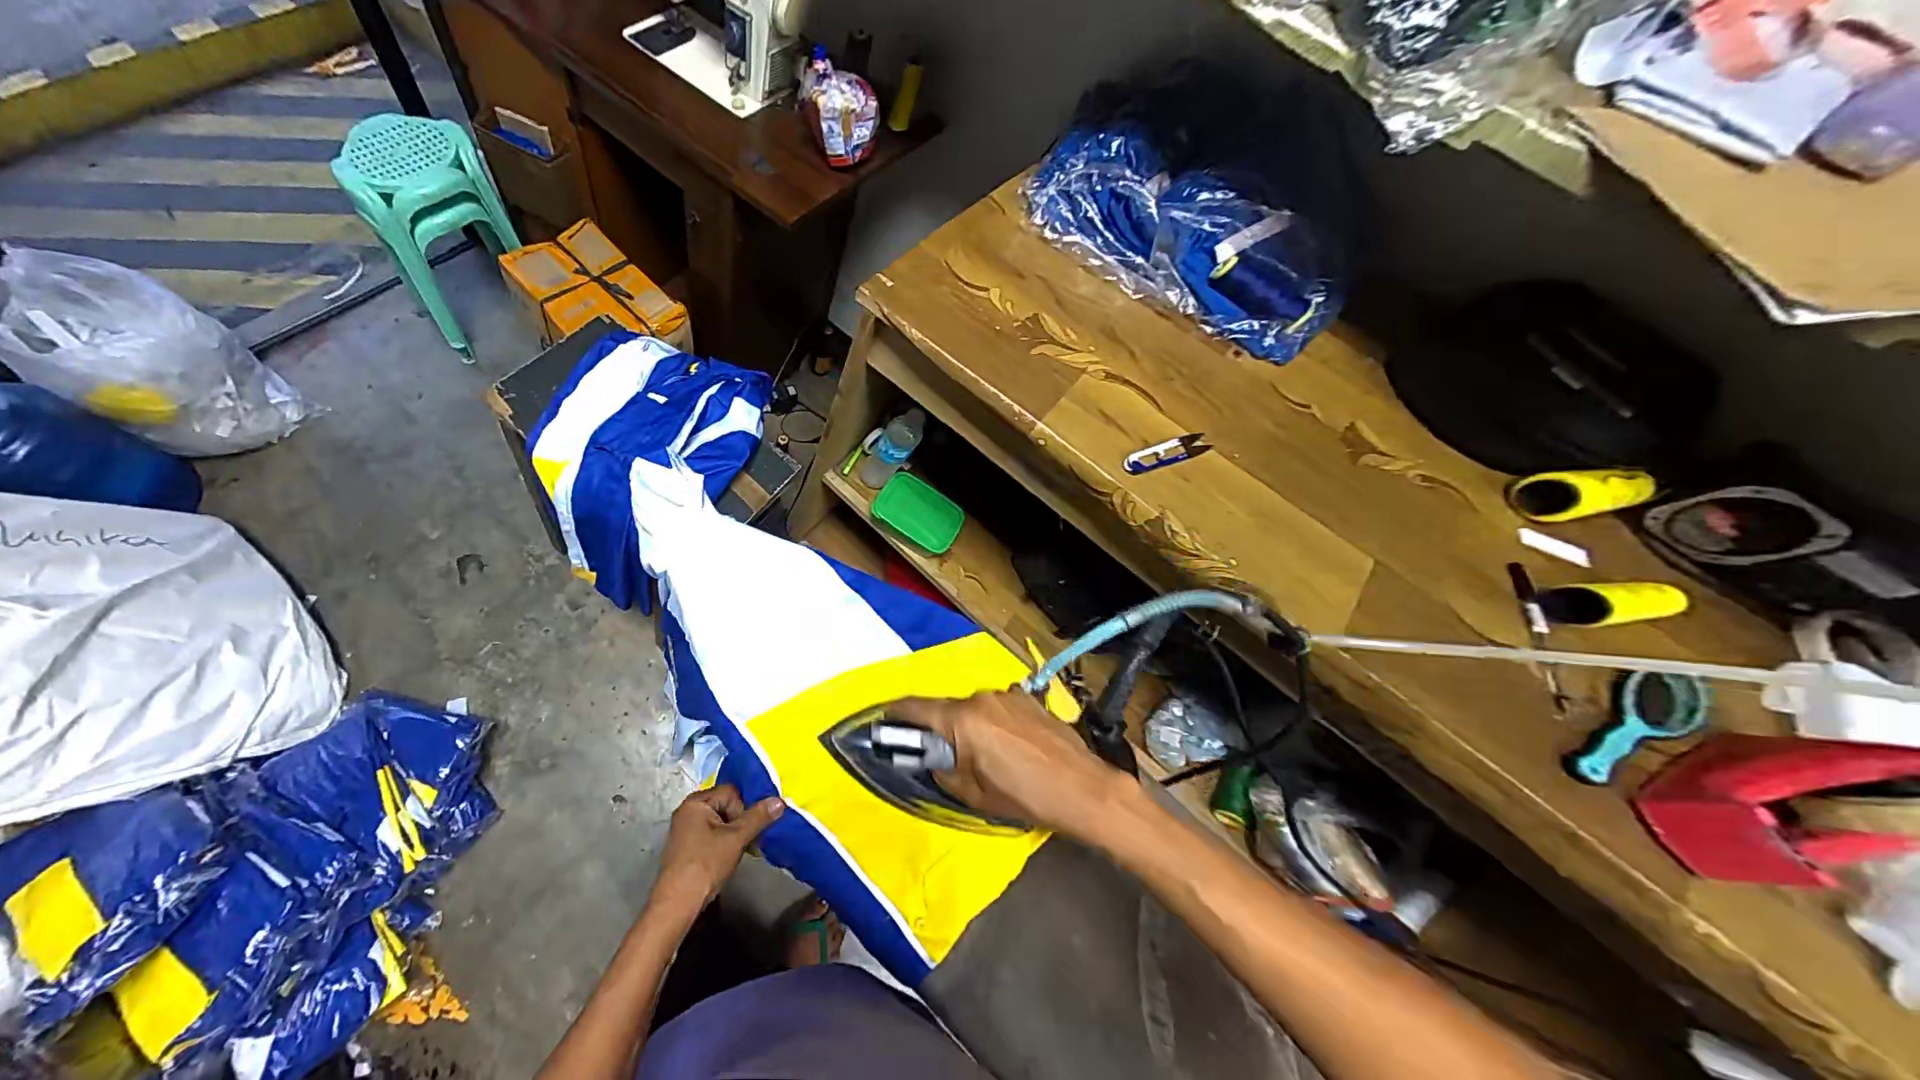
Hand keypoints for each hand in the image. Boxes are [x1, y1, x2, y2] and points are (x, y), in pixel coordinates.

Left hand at [652, 785, 783, 909]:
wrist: (679, 902)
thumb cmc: (706, 863)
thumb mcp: (737, 837)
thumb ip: (758, 817)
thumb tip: (779, 801)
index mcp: (696, 802)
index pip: (731, 792)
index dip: (744, 808)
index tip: (749, 827)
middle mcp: (688, 811)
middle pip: (726, 806)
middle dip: (741, 821)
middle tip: (749, 838)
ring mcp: (686, 830)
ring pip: (721, 822)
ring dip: (735, 833)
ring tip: (742, 849)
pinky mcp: (687, 847)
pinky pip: (712, 835)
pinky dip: (724, 842)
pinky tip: (730, 856)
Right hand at [888, 691, 1138, 838]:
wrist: (1082, 788)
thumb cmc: (1025, 796)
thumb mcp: (973, 794)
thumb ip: (944, 771)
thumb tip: (936, 759)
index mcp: (963, 719)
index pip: (916, 708)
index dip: (894, 715)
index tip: (883, 721)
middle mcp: (983, 698)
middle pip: (947, 708)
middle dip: (940, 728)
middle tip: (944, 754)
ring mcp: (1009, 695)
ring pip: (974, 708)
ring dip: (970, 726)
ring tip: (986, 756)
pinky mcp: (1029, 699)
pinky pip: (998, 707)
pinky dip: (994, 722)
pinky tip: (1009, 746)